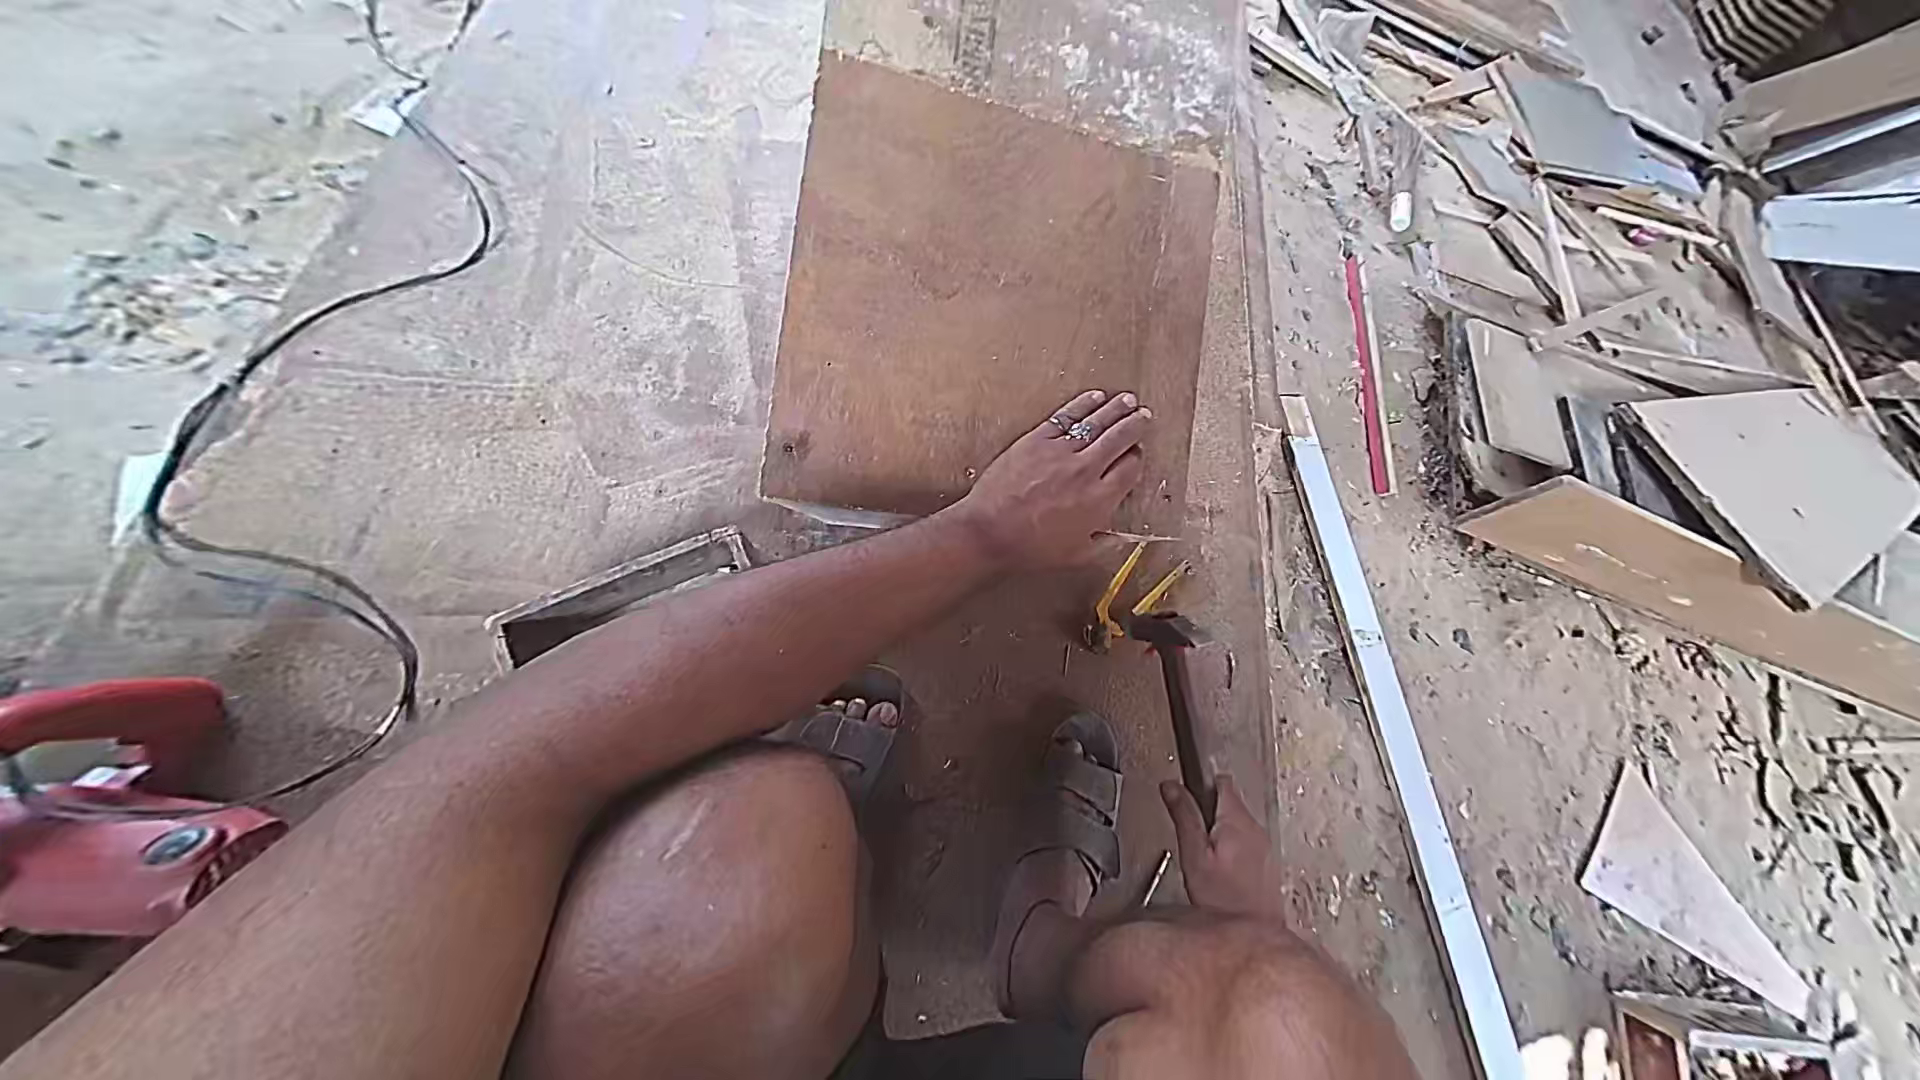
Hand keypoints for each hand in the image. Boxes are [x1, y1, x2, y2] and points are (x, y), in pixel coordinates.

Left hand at [941, 389, 1151, 570]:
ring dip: (1116, 408)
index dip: (1136, 458)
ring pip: (1097, 422)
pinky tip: (1095, 397)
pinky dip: (1083, 404)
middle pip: (1120, 438)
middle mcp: (1086, 470)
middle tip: (1144, 416)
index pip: (1130, 468)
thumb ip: (1104, 543)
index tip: (1137, 454)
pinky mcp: (1036, 440)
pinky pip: (1066, 416)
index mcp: (1100, 499)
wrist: (990, 533)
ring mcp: (1060, 452)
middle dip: (1136, 425)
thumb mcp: (1077, 555)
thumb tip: (1120, 536)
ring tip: (1128, 400)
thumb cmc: (1031, 548)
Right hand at [1161, 774, 1283, 919]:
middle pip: (1229, 801)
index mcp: (1238, 821)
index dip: (1201, 783)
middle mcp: (1257, 830)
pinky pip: (1245, 842)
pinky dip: (1231, 848)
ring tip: (1204, 855)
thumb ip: (1183, 815)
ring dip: (1219, 831)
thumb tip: (1171, 786)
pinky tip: (1220, 869)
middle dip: (1208, 811)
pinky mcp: (1267, 865)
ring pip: (1236, 823)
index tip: (1187, 792)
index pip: (1221, 782)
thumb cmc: (1222, 901)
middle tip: (1193, 834)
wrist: (1252, 942)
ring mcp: (1265, 848)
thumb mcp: (1193, 854)